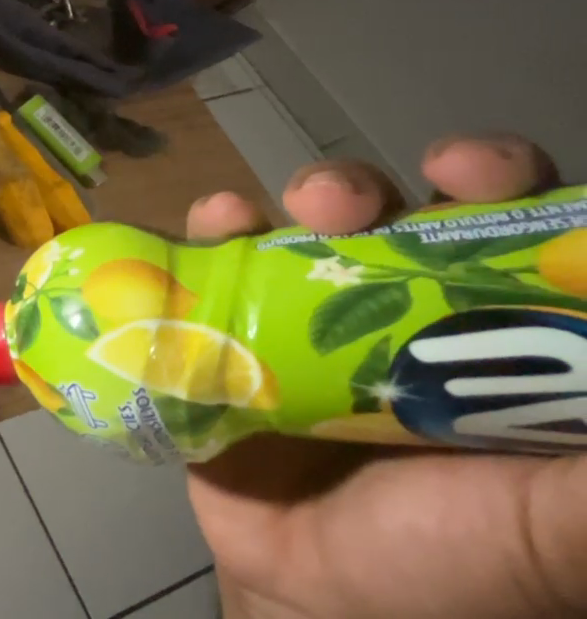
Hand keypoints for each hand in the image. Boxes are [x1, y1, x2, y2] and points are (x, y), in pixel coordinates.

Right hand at [184, 135, 586, 617]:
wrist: (320, 597)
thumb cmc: (459, 562)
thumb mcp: (558, 522)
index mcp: (482, 336)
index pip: (494, 235)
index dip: (491, 186)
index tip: (469, 175)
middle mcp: (391, 312)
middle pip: (384, 218)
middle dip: (364, 190)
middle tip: (344, 202)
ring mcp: (298, 320)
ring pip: (295, 230)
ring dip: (281, 204)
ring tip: (265, 214)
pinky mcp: (222, 333)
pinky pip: (204, 268)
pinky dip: (200, 233)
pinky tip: (208, 221)